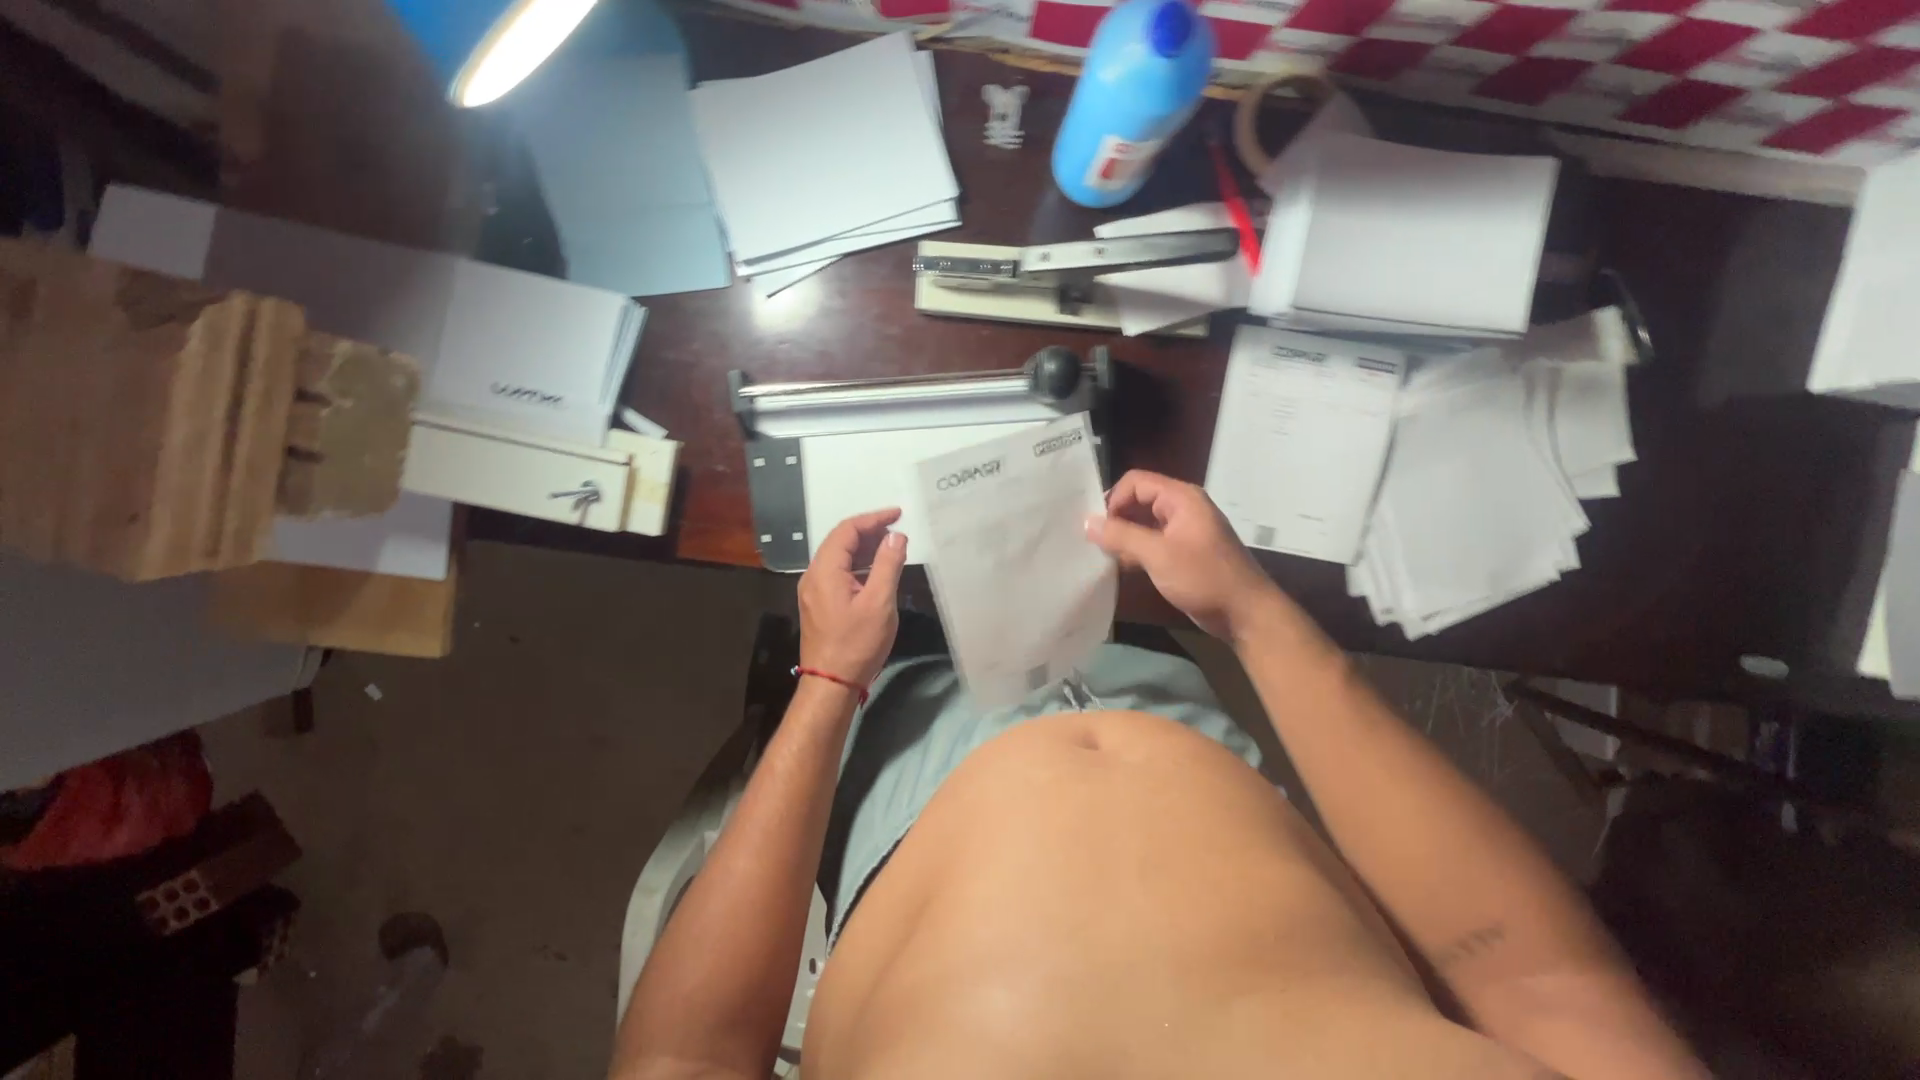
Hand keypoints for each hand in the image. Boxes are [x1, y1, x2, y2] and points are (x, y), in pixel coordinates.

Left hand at [799, 508, 908, 690]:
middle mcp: (813, 575)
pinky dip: (858, 566)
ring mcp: (814, 591)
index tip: (898, 515)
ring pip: (839, 558)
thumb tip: (896, 537)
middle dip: (869, 531)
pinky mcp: (819, 604)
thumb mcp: (879, 602)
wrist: (831, 683)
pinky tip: (877, 571)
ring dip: (864, 549)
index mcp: (825, 570)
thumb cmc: (857, 643)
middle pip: (840, 541)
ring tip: (892, 547)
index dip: (873, 519)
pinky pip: (838, 574)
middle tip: (898, 529)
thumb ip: (888, 565)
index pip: (846, 530)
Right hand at [1085, 470, 1292, 642]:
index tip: (1098, 526)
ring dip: (1123, 537)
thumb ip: (1121, 536)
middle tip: (1093, 541)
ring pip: (1143, 524)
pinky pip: (1152, 543)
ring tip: (1101, 555)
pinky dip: (1135, 551)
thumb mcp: (1158, 555)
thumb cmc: (1203, 577)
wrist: (1245, 613)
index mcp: (1181, 499)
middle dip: (1115, 518)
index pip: (1136, 482)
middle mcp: (1182, 509)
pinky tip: (1119, 567)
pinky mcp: (1182, 554)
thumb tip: (1087, 522)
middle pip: (1138, 500)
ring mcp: (1183, 532)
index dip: (1114, 499)